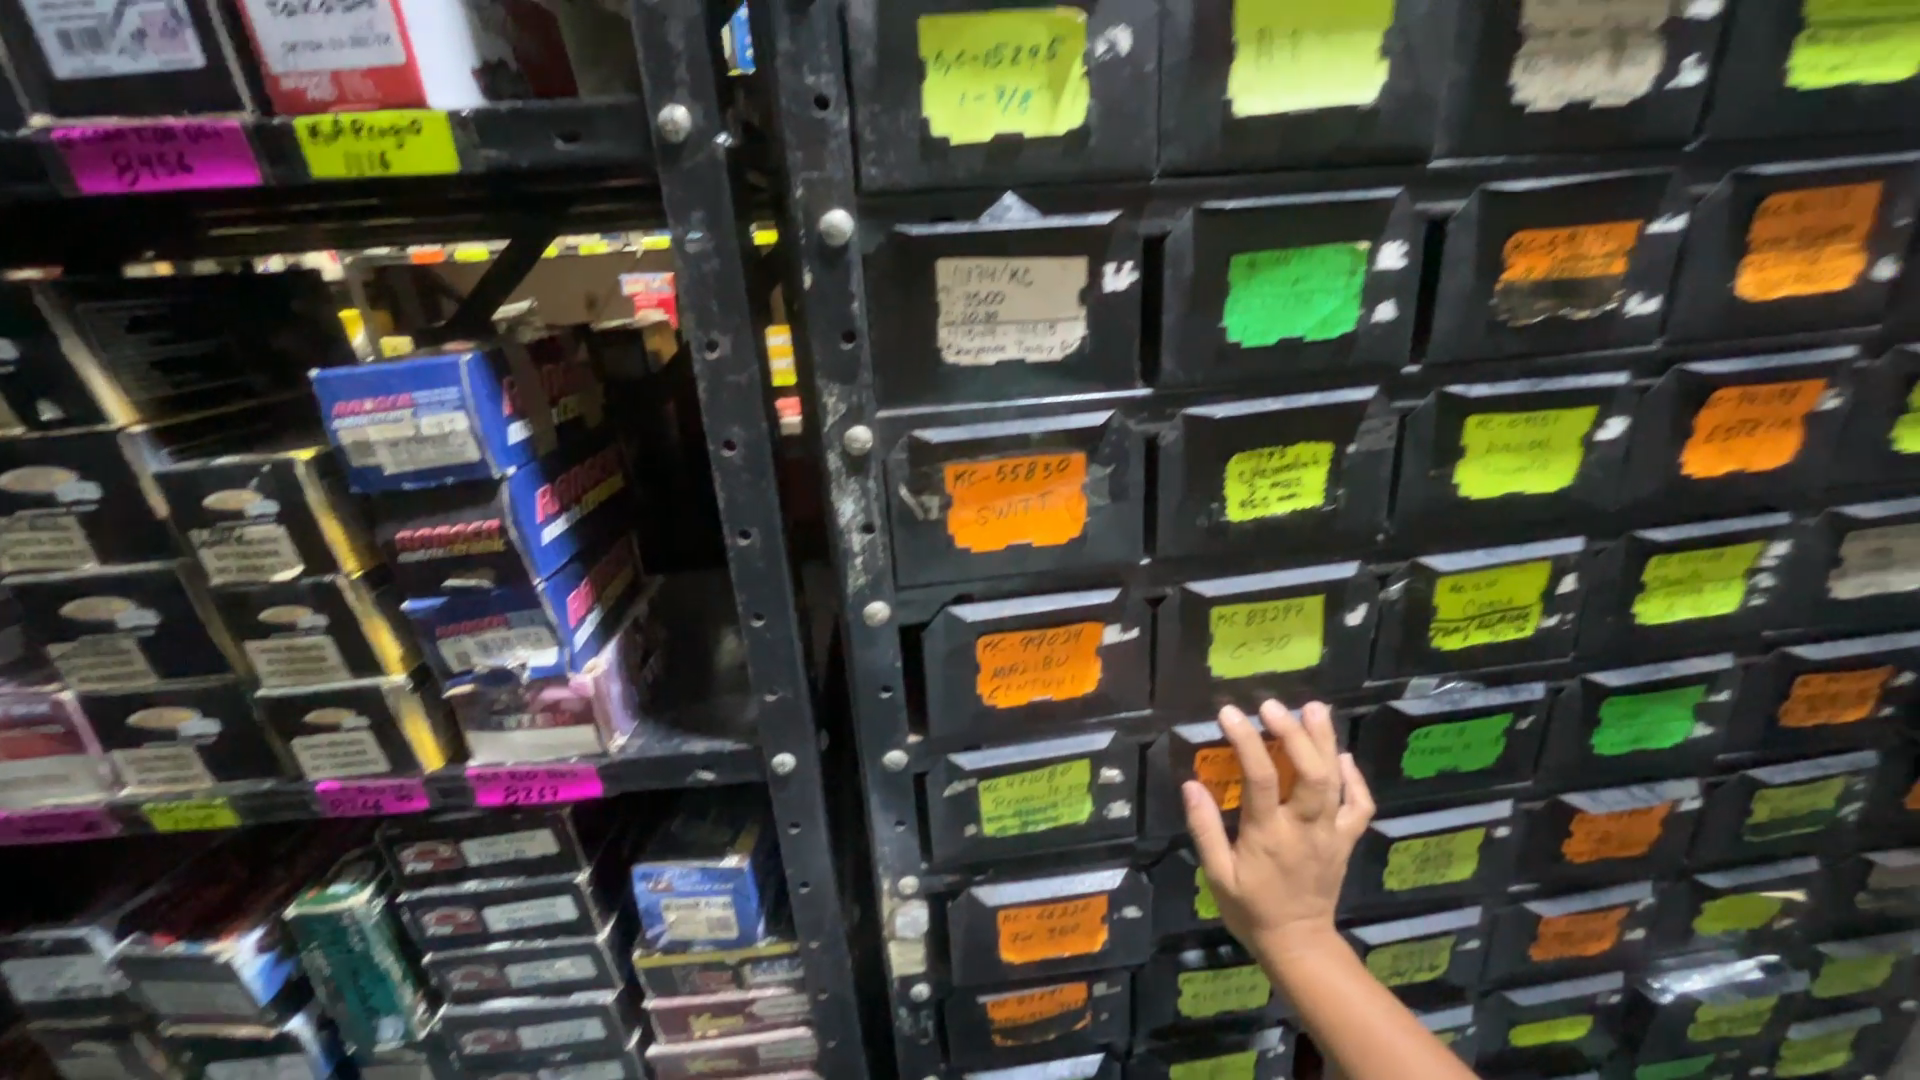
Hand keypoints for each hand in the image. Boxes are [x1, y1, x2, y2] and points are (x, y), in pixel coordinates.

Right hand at [1182, 700, 1375, 961]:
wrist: (1298, 944)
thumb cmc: (1250, 909)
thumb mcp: (1217, 874)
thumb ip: (1205, 828)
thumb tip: (1191, 784)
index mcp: (1269, 834)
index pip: (1260, 777)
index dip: (1246, 740)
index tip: (1229, 713)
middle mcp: (1305, 828)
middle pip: (1310, 772)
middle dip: (1294, 733)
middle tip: (1273, 706)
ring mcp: (1332, 833)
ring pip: (1336, 781)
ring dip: (1325, 741)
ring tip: (1313, 708)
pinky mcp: (1347, 841)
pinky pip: (1360, 805)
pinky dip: (1354, 777)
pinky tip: (1341, 755)